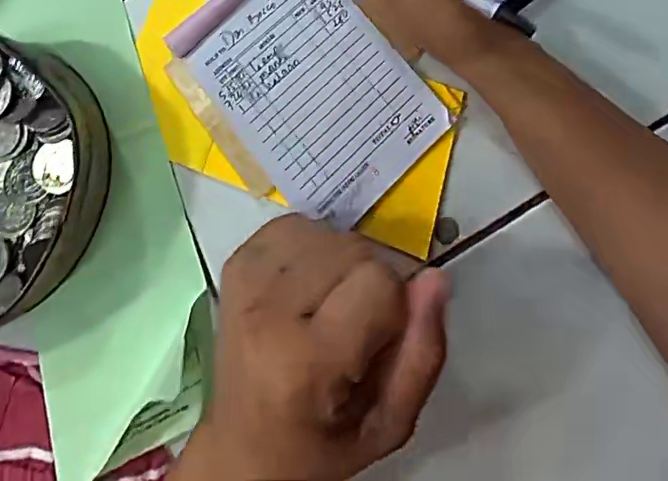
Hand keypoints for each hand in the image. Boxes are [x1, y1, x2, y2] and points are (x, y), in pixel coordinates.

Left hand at [177, 216, 449, 480]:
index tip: (384, 335)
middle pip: (350, 248)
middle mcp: (266, 308)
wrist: (246, 442)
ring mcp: (245, 278)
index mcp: (305, 359)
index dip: (395, 304)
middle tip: (360, 321)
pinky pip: (290, 224)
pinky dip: (311, 244)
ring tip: (333, 303)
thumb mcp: (388, 424)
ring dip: (341, 258)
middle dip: (371, 277)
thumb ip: (421, 353)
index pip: (377, 281)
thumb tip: (434, 278)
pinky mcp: (234, 260)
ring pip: (323, 230)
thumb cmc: (321, 442)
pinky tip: (309, 282)